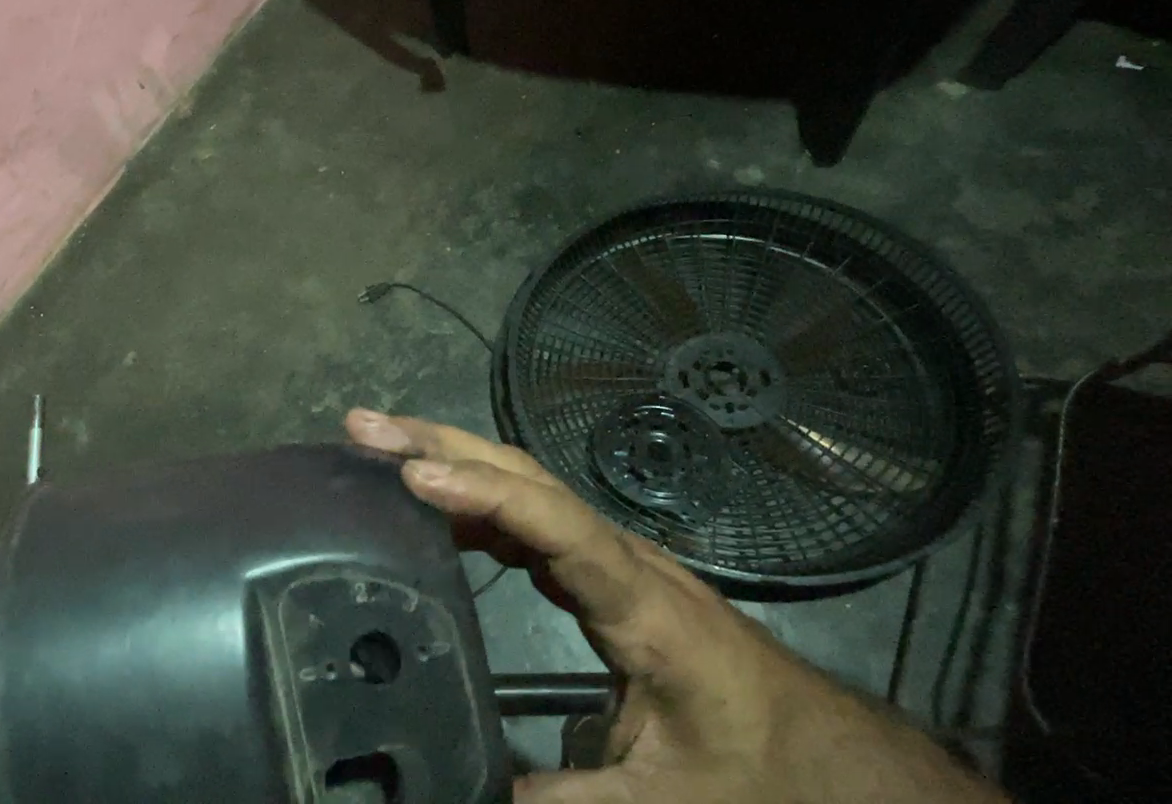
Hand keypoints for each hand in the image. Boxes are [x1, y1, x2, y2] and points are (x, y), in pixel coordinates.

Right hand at [344, 409, 1007, 803]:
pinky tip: (429, 501)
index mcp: (641, 607)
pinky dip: (470, 496)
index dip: (484, 496)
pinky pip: (526, 514)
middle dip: (441, 444)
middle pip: (526, 476)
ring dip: (449, 456)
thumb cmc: (760, 773)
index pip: (557, 528)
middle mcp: (619, 558)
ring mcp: (608, 556)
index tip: (413, 477)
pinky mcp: (600, 568)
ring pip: (523, 482)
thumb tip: (466, 791)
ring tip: (376, 445)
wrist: (829, 757)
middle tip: (364, 427)